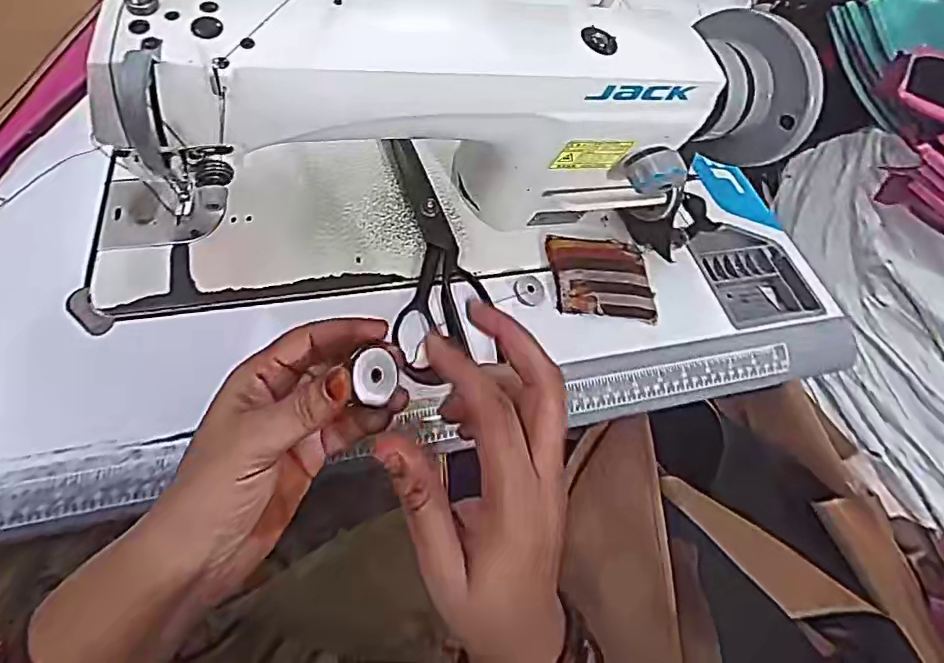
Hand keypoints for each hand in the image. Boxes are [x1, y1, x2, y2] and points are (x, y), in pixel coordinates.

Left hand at [29, 320, 404, 662]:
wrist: (197, 558)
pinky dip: (363, 422)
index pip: (305, 342)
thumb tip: (342, 378)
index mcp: (255, 380)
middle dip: (359, 360)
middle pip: (326, 365)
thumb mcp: (256, 440)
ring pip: (338, 397)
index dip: (341, 331)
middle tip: (390, 362)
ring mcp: (292, 428)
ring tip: (392, 389)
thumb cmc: (201, 496)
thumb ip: (304, 408)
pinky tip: (379, 417)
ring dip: (366, 391)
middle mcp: (275, 399)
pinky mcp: (305, 457)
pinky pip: (341, 429)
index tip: (373, 331)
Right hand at [375, 302, 567, 662]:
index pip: (499, 414)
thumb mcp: (440, 564)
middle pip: (550, 387)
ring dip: (505, 362)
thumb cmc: (489, 611)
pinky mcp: (545, 470)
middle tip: (481, 314)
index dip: (465, 371)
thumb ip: (417, 497)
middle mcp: (546, 479)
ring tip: (455, 366)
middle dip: (516, 339)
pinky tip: (465, 406)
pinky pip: (533, 413)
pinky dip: (502, 390)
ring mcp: (552, 472)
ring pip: (546, 394)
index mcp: (520, 502)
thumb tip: (392, 442)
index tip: (435, 349)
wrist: (528, 638)